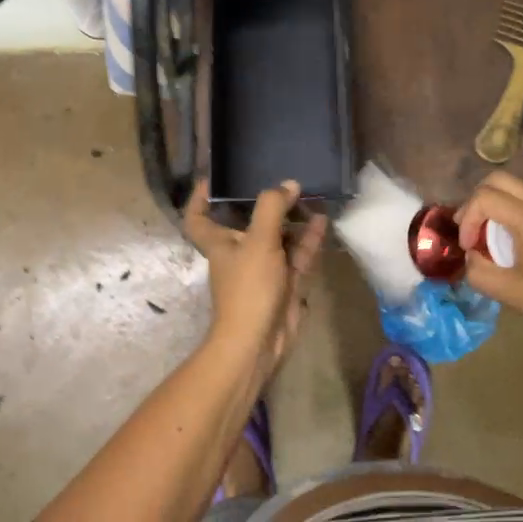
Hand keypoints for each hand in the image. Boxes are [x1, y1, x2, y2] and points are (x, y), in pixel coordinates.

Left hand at [183, 179, 327, 381]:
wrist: (258, 343)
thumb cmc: (248, 287)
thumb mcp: (258, 241)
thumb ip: (272, 208)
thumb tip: (288, 184)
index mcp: (220, 243)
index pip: (199, 218)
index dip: (200, 198)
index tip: (213, 179)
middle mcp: (239, 253)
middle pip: (248, 222)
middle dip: (265, 203)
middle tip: (283, 179)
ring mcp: (264, 269)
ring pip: (278, 236)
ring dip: (292, 218)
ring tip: (311, 194)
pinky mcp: (285, 283)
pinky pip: (297, 254)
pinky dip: (308, 238)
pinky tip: (323, 220)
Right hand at [454, 171, 522, 349]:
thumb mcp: (513, 293)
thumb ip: (480, 273)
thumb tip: (471, 259)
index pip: (484, 197)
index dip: (466, 219)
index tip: (467, 249)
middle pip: (499, 180)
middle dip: (477, 201)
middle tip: (470, 230)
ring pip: (516, 191)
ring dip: (496, 208)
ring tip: (486, 240)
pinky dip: (512, 216)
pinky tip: (511, 248)